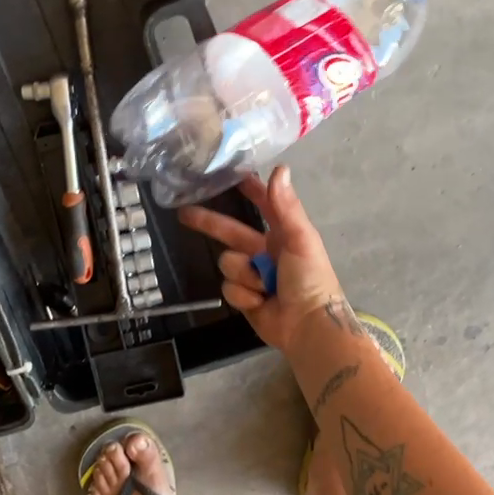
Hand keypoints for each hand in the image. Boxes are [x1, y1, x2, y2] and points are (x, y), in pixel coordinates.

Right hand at [178, 166, 345, 352]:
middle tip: (183, 213)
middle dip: (209, 223)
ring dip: (244, 274)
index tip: (229, 174)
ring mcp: (252, 275)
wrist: (307, 326)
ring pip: (227, 263)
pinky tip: (260, 302)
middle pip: (230, 231)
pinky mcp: (243, 297)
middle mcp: (265, 250)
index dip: (248, 190)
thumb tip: (279, 168)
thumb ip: (286, 206)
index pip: (263, 204)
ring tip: (264, 286)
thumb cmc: (310, 278)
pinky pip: (229, 288)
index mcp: (282, 234)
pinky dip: (244, 295)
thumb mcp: (301, 238)